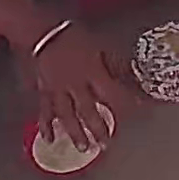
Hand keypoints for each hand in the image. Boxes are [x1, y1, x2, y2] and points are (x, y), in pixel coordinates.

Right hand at [27, 19, 128, 150]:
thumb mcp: (99, 44)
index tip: (137, 113)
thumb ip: (112, 61)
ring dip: (76, 133)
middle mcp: (76, 85)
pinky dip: (46, 126)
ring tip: (83, 148)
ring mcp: (58, 90)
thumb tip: (129, 71)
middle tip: (106, 144)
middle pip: (89, 111)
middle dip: (98, 129)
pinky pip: (45, 111)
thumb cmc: (72, 34)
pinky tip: (49, 138)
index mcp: (92, 72)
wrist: (41, 31)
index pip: (113, 93)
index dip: (126, 103)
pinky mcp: (43, 90)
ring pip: (67, 116)